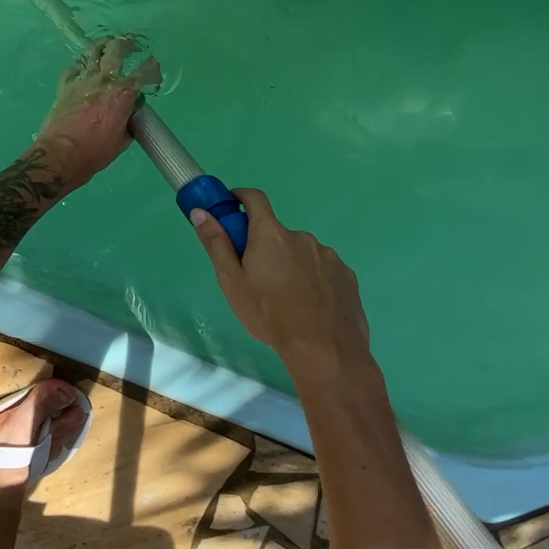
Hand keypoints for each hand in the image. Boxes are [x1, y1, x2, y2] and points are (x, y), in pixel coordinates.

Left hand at [34, 36, 160, 189]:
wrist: (63, 153)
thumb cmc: (96, 151)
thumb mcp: (123, 139)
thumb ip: (129, 120)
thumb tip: (129, 113)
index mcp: (123, 93)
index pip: (144, 72)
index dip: (152, 68)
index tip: (153, 67)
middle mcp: (103, 80)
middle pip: (116, 49)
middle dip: (126, 44)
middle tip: (130, 46)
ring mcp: (82, 80)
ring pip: (92, 52)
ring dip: (102, 48)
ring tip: (106, 48)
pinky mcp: (64, 86)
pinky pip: (73, 68)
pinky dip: (80, 66)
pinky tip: (83, 69)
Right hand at [189, 188, 372, 371]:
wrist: (326, 351)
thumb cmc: (269, 314)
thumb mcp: (232, 281)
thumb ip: (216, 244)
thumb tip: (201, 212)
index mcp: (271, 235)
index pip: (254, 198)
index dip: (240, 197)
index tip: (231, 209)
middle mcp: (301, 237)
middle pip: (276, 232)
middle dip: (264, 246)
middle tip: (256, 277)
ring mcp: (328, 256)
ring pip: (300, 252)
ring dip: (290, 263)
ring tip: (287, 298)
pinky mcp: (347, 276)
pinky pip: (322, 268)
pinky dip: (313, 278)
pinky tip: (311, 305)